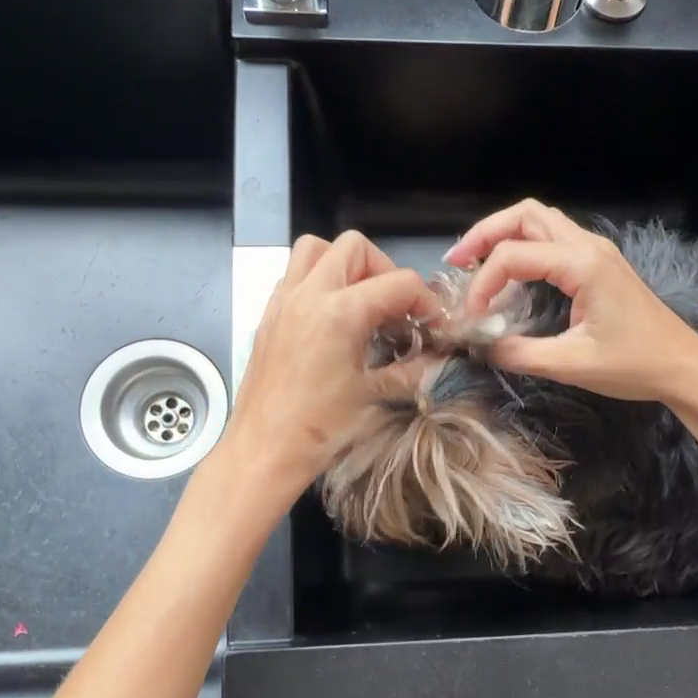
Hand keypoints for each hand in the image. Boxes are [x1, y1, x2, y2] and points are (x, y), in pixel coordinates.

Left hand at [215, 231, 440, 495]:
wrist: (264, 450)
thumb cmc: (319, 429)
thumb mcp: (373, 396)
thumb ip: (408, 370)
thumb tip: (433, 360)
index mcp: (340, 312)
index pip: (399, 283)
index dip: (425, 301)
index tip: (432, 325)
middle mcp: (309, 294)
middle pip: (355, 247)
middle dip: (385, 270)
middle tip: (395, 307)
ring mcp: (284, 301)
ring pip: (316, 248)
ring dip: (345, 264)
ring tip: (360, 300)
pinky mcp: (268, 315)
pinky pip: (294, 274)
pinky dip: (318, 280)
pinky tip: (331, 316)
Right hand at [444, 199, 697, 401]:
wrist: (683, 367)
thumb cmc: (634, 365)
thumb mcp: (571, 365)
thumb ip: (521, 354)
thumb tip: (482, 347)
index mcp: (583, 265)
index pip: (514, 256)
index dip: (483, 283)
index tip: (472, 318)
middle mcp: (588, 247)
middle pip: (527, 214)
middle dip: (486, 233)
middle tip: (458, 262)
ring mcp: (596, 252)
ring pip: (541, 221)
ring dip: (504, 235)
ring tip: (476, 263)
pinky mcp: (599, 265)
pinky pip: (554, 240)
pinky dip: (524, 247)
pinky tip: (511, 276)